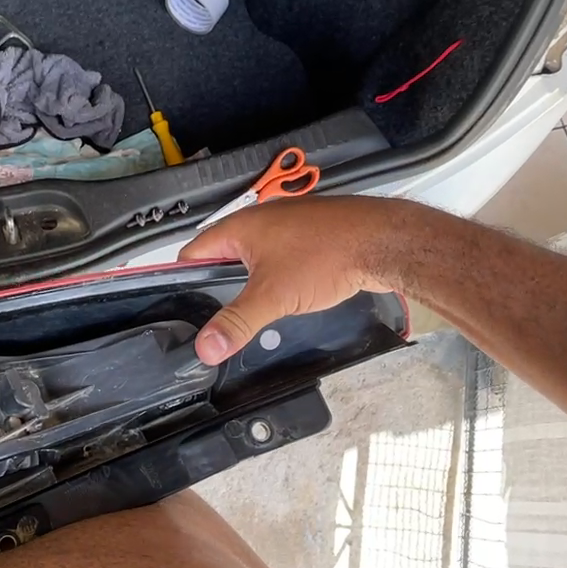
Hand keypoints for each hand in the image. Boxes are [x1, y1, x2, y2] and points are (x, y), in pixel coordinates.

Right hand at [178, 195, 419, 364]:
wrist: (383, 240)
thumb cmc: (325, 257)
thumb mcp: (273, 297)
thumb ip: (237, 323)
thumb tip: (205, 348)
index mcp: (239, 227)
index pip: (193, 252)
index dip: (184, 279)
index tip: (183, 306)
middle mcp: (259, 219)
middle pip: (223, 254)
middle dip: (219, 283)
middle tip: (218, 315)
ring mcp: (287, 224)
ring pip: (254, 256)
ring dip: (250, 279)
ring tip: (252, 308)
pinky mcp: (311, 232)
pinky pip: (280, 254)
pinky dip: (277, 274)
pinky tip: (287, 294)